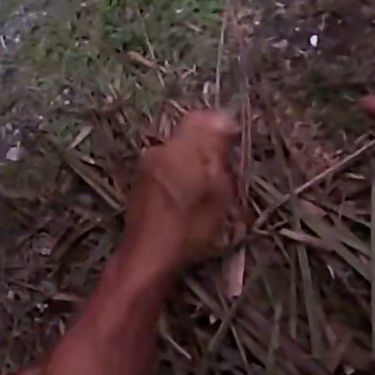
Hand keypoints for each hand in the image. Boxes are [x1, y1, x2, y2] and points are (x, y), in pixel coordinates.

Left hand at [123, 110, 239, 267]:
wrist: (147, 256)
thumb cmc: (190, 226)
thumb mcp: (217, 190)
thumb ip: (217, 151)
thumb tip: (223, 119)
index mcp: (179, 147)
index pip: (202, 118)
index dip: (221, 127)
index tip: (234, 146)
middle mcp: (158, 149)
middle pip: (188, 136)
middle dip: (208, 148)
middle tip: (226, 173)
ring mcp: (145, 167)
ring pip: (177, 153)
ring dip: (194, 164)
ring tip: (208, 190)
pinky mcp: (139, 184)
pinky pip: (165, 169)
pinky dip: (180, 176)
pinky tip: (187, 199)